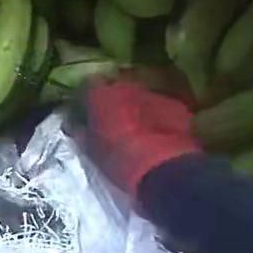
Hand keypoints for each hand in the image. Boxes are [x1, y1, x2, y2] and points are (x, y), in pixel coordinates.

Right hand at [73, 80, 199, 196]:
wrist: (163, 170)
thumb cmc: (118, 159)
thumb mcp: (90, 148)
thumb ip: (81, 130)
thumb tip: (76, 124)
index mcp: (101, 95)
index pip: (91, 83)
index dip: (90, 95)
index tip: (89, 107)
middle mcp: (127, 87)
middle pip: (119, 86)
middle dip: (116, 99)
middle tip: (114, 118)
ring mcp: (154, 94)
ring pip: (141, 96)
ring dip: (138, 107)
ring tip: (138, 127)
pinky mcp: (177, 106)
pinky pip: (162, 106)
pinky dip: (159, 115)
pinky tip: (160, 132)